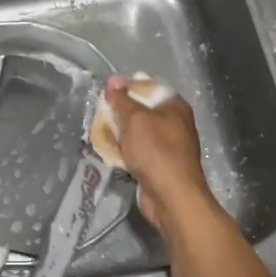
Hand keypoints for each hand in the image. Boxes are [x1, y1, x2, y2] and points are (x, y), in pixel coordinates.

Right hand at [102, 76, 215, 228]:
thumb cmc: (155, 151)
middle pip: (142, 112)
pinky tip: (110, 155)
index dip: (127, 89)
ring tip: (100, 135)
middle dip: (120, 115)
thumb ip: (122, 100)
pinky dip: (125, 154)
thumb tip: (114, 79)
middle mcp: (175, 124)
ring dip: (120, 136)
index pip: (148, 88)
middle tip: (100, 117)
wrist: (171, 197)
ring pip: (138, 135)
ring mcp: (169, 147)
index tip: (106, 96)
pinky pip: (139, 154)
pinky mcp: (161, 167)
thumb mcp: (135, 120)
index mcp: (175, 106)